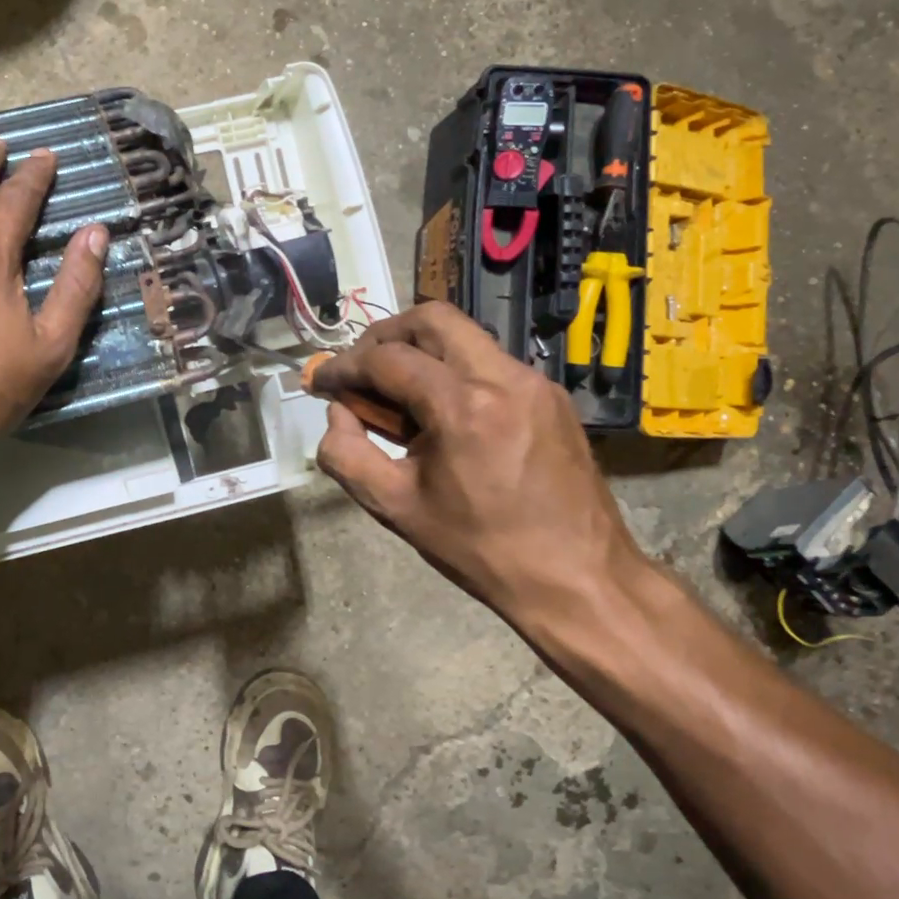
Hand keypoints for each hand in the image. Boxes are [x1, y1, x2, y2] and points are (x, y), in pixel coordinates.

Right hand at [309, 302, 646, 620]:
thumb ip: (346, 454)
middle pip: (431, 319)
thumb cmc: (481, 550)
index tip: (319, 380)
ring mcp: (535, 383)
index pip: (387, 359)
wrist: (579, 580)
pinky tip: (440, 416)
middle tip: (359, 371)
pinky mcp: (552, 397)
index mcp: (464, 407)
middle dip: (383, 337)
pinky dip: (453, 371)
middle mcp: (504, 378)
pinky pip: (490, 363)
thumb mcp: (395, 508)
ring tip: (396, 397)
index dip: (343, 366)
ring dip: (420, 352)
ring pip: (464, 336)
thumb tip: (337, 413)